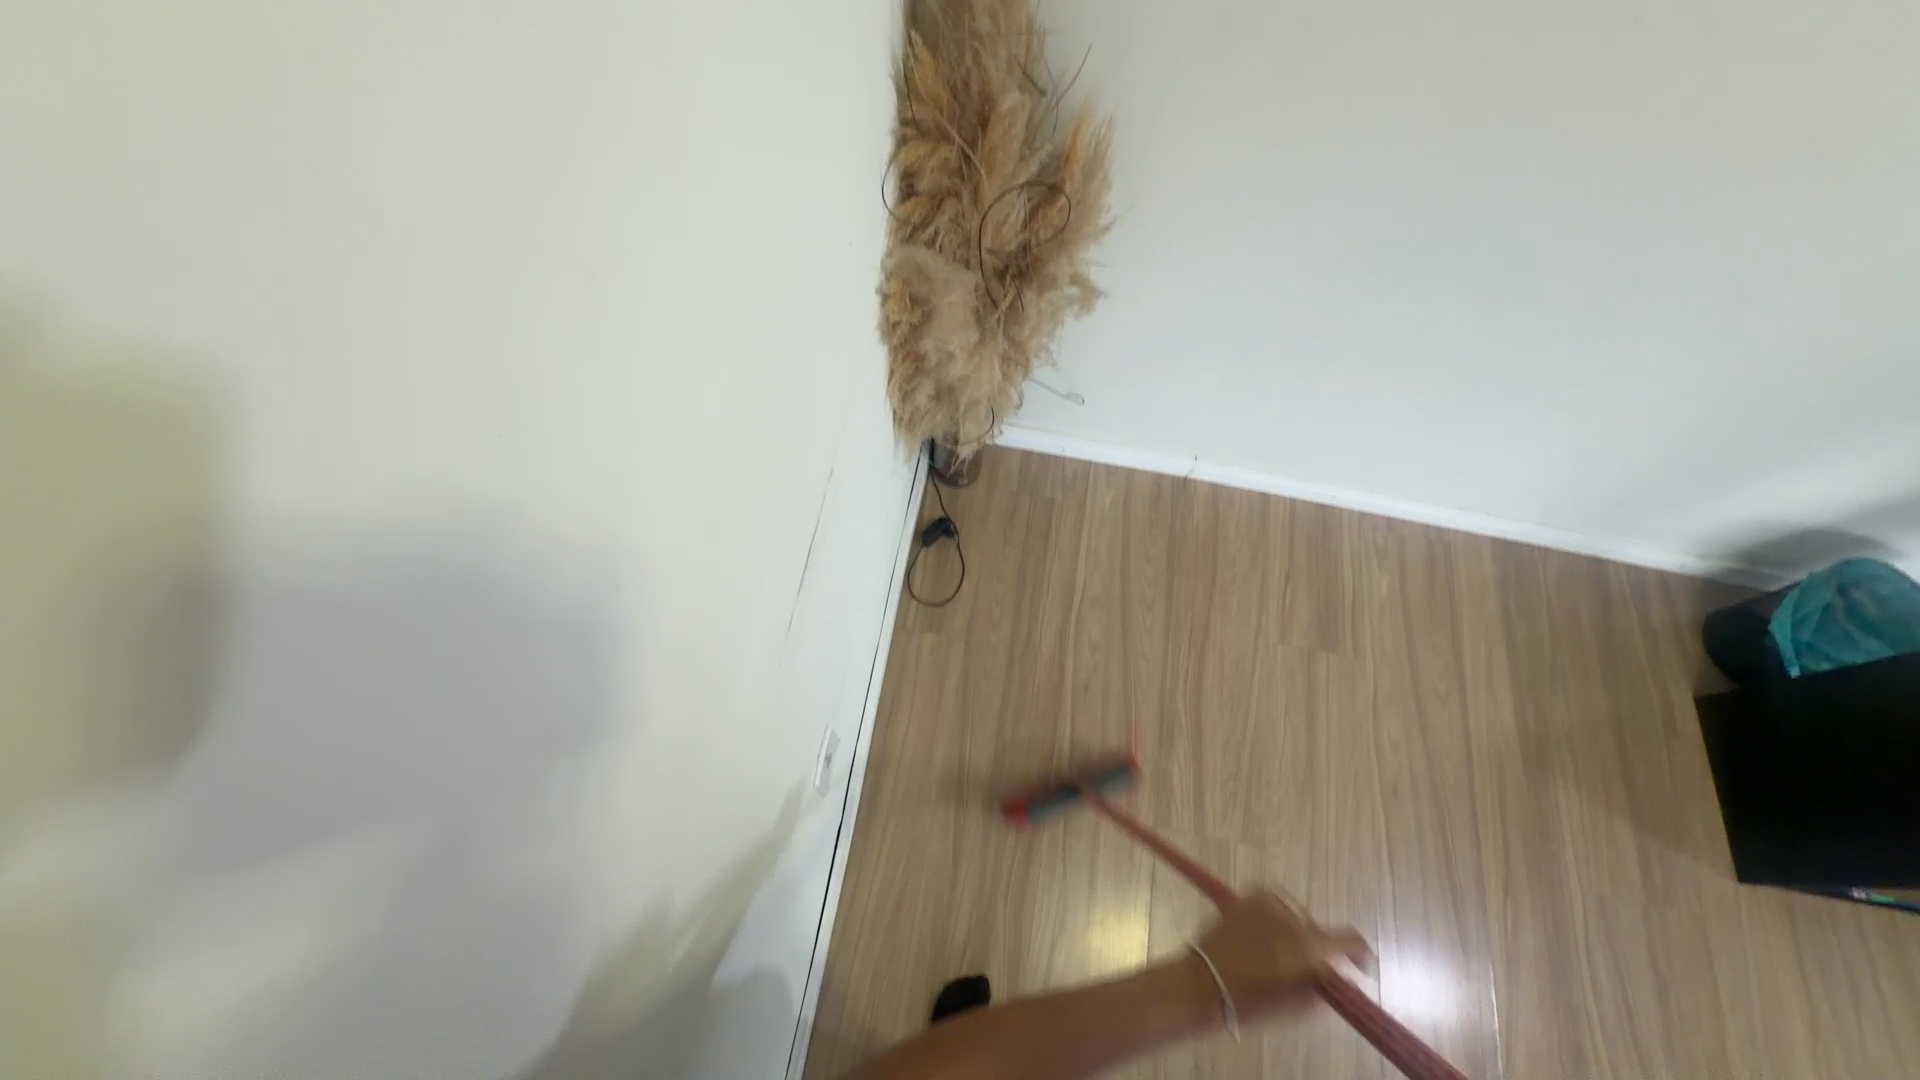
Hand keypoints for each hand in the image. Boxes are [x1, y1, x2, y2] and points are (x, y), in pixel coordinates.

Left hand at [1191, 890, 1373, 1020]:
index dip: (1361, 954)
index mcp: (1306, 946)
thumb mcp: (1295, 1006)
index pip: (1349, 940)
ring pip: (1297, 915)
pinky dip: (1279, 914)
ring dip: (1298, 931)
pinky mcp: (1246, 896)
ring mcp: (1265, 902)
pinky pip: (1275, 901)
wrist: (1202, 982)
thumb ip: (1323, 989)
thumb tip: (1339, 978)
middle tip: (1310, 968)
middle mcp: (1290, 918)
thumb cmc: (1249, 1001)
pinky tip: (1271, 931)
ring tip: (1285, 950)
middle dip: (1320, 948)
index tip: (1363, 967)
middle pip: (1319, 929)